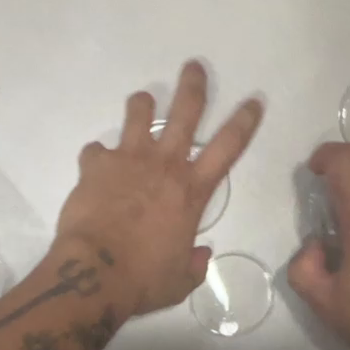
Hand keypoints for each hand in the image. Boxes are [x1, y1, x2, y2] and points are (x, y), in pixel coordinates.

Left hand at [55, 61, 263, 315]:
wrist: (96, 274)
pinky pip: (96, 151)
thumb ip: (195, 264)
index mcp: (191, 193)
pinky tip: (96, 166)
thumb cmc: (144, 281)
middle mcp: (163, 167)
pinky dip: (98, 157)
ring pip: (138, 115)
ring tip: (142, 102)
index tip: (254, 101)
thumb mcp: (181, 281)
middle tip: (193, 67)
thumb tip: (201, 254)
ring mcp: (128, 161)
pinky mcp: (95, 166)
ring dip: (142, 106)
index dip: (244, 122)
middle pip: (185, 113)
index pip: (228, 148)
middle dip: (193, 87)